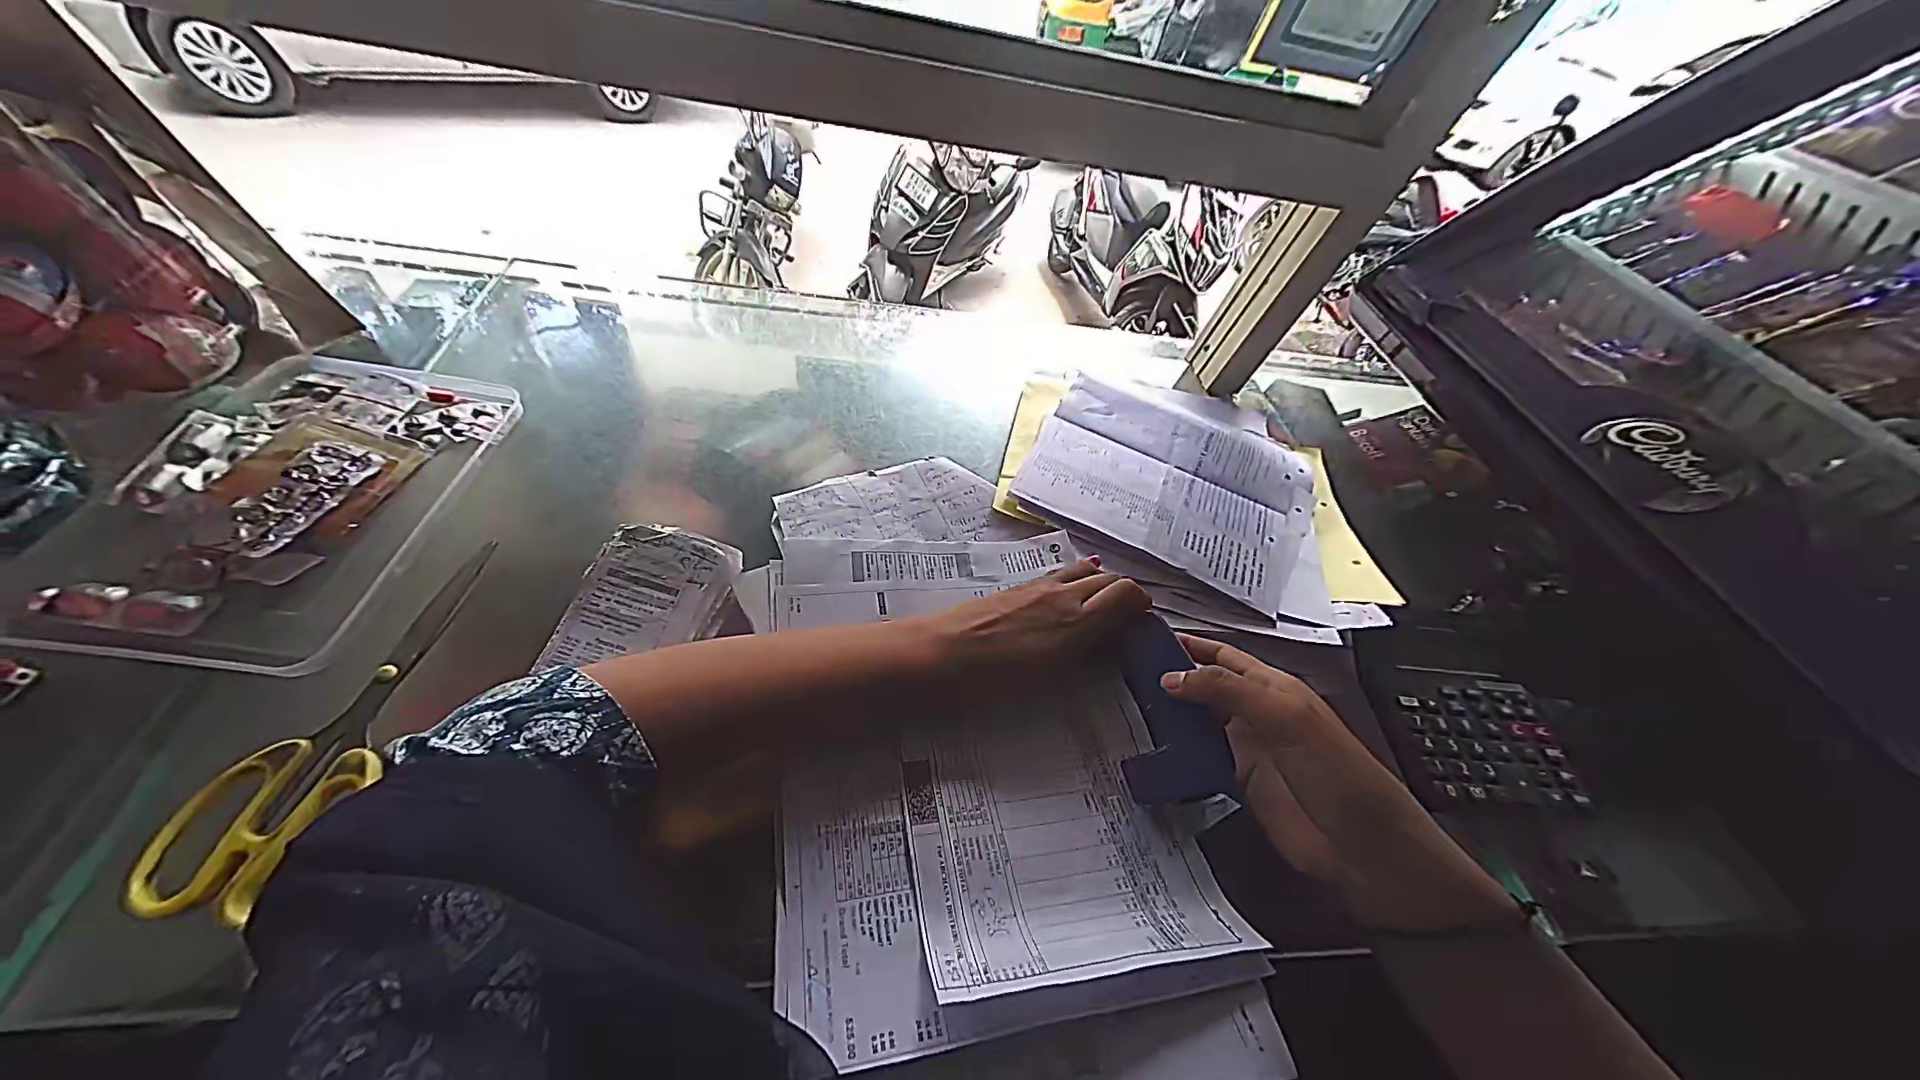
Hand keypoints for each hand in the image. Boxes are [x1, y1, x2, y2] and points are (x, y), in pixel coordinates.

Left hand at [927, 558, 1150, 673]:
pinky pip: (1056, 575)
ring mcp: (1037, 587)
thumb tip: (1103, 645)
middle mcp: (1062, 595)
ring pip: (1081, 571)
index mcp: (1078, 621)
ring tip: (1103, 598)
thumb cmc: (993, 680)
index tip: (1144, 620)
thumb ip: (1082, 658)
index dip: (1142, 603)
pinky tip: (1068, 591)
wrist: (939, 655)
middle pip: (1108, 578)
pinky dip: (1073, 580)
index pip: (1127, 593)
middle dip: (1125, 592)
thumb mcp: (1049, 680)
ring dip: (1099, 581)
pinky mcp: (1015, 588)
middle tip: (1128, 615)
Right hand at [1164, 635, 1517, 933]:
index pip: (1224, 657)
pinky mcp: (1238, 782)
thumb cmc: (1344, 777)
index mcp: (1274, 688)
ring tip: (1132, 705)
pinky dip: (1176, 752)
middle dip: (1173, 677)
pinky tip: (1155, 749)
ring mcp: (1247, 749)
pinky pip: (1199, 759)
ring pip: (1198, 722)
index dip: (1192, 645)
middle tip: (1131, 671)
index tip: (1154, 637)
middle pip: (1206, 687)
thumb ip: (1229, 691)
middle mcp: (1257, 714)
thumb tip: (1174, 677)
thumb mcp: (1286, 719)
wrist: (1366, 852)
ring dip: (1171, 714)